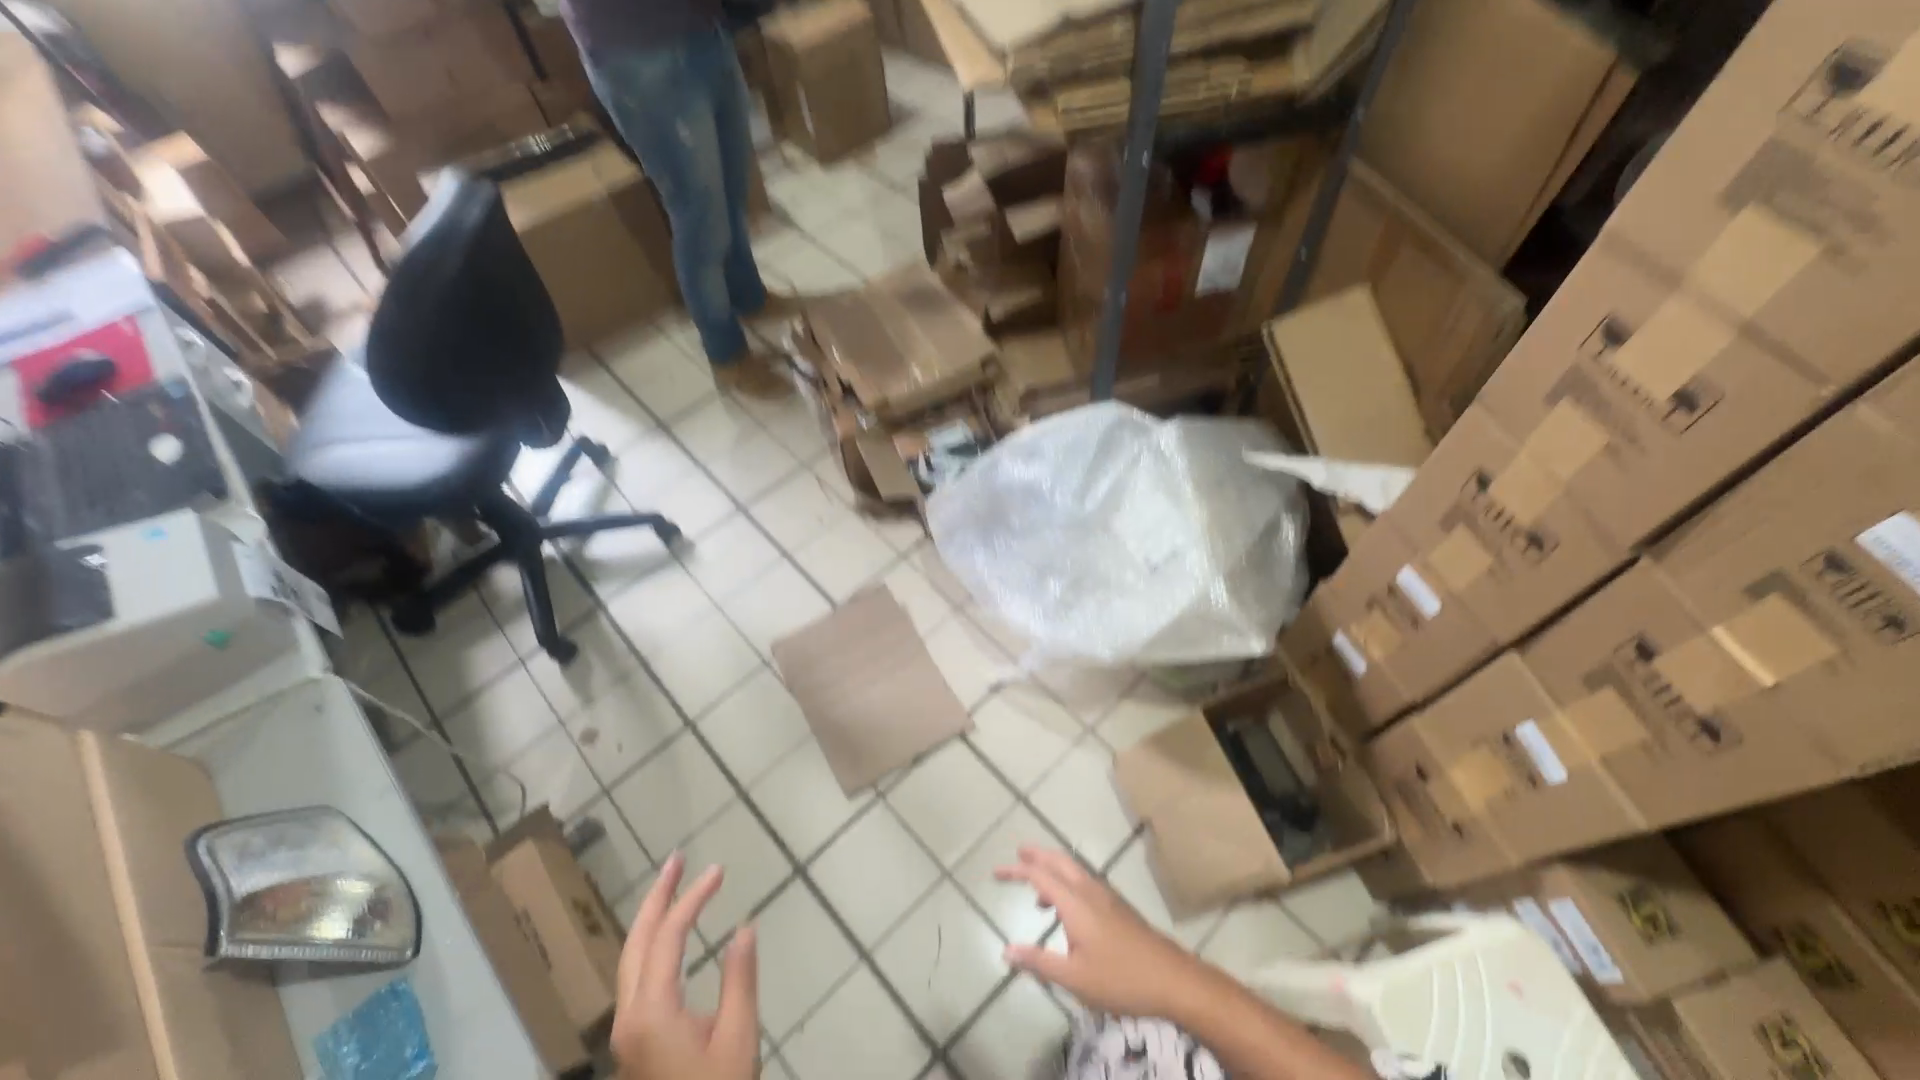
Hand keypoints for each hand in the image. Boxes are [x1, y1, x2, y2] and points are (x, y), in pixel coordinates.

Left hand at [611, 852, 759, 1079]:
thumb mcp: (738, 1038)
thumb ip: (740, 979)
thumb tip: (745, 928)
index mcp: (651, 1011)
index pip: (668, 938)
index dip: (691, 900)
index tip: (718, 872)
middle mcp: (629, 1014)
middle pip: (636, 942)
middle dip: (657, 897)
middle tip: (678, 860)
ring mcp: (627, 1030)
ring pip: (631, 960)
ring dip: (651, 919)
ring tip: (673, 886)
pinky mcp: (634, 1041)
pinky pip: (636, 977)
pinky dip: (652, 945)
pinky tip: (668, 938)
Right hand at [994, 845, 1216, 1019]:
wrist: (1174, 980)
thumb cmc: (1120, 979)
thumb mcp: (1073, 978)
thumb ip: (1039, 962)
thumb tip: (1006, 951)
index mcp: (1076, 904)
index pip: (1040, 876)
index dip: (1017, 871)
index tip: (996, 872)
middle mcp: (1092, 892)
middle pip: (1060, 862)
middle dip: (1038, 856)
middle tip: (1018, 854)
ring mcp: (1109, 899)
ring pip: (1076, 872)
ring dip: (1054, 870)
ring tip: (1036, 890)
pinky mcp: (1120, 910)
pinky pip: (1087, 884)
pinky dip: (1069, 884)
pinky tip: (1069, 911)